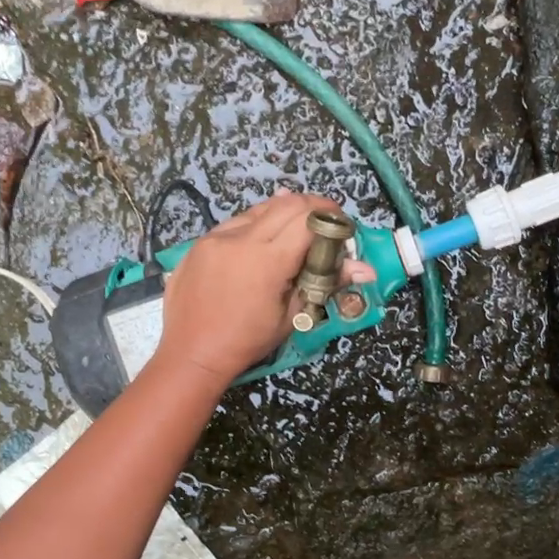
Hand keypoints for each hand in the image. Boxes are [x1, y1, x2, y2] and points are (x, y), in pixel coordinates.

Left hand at [155, 191, 376, 386]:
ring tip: (297, 225)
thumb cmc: (246, 341)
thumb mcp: (291, 316)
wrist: (192, 353)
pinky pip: (235, 223)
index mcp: (267, 260)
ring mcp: (216, 238)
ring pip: (258, 209)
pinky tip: (262, 236)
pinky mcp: (200, 242)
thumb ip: (326, 283)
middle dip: (311, 206)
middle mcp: (241, 239)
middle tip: (326, 219)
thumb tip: (367, 269)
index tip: (342, 223)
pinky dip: (255, 223)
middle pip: (286, 205)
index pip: (307, 220)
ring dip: (283, 211)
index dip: (330, 216)